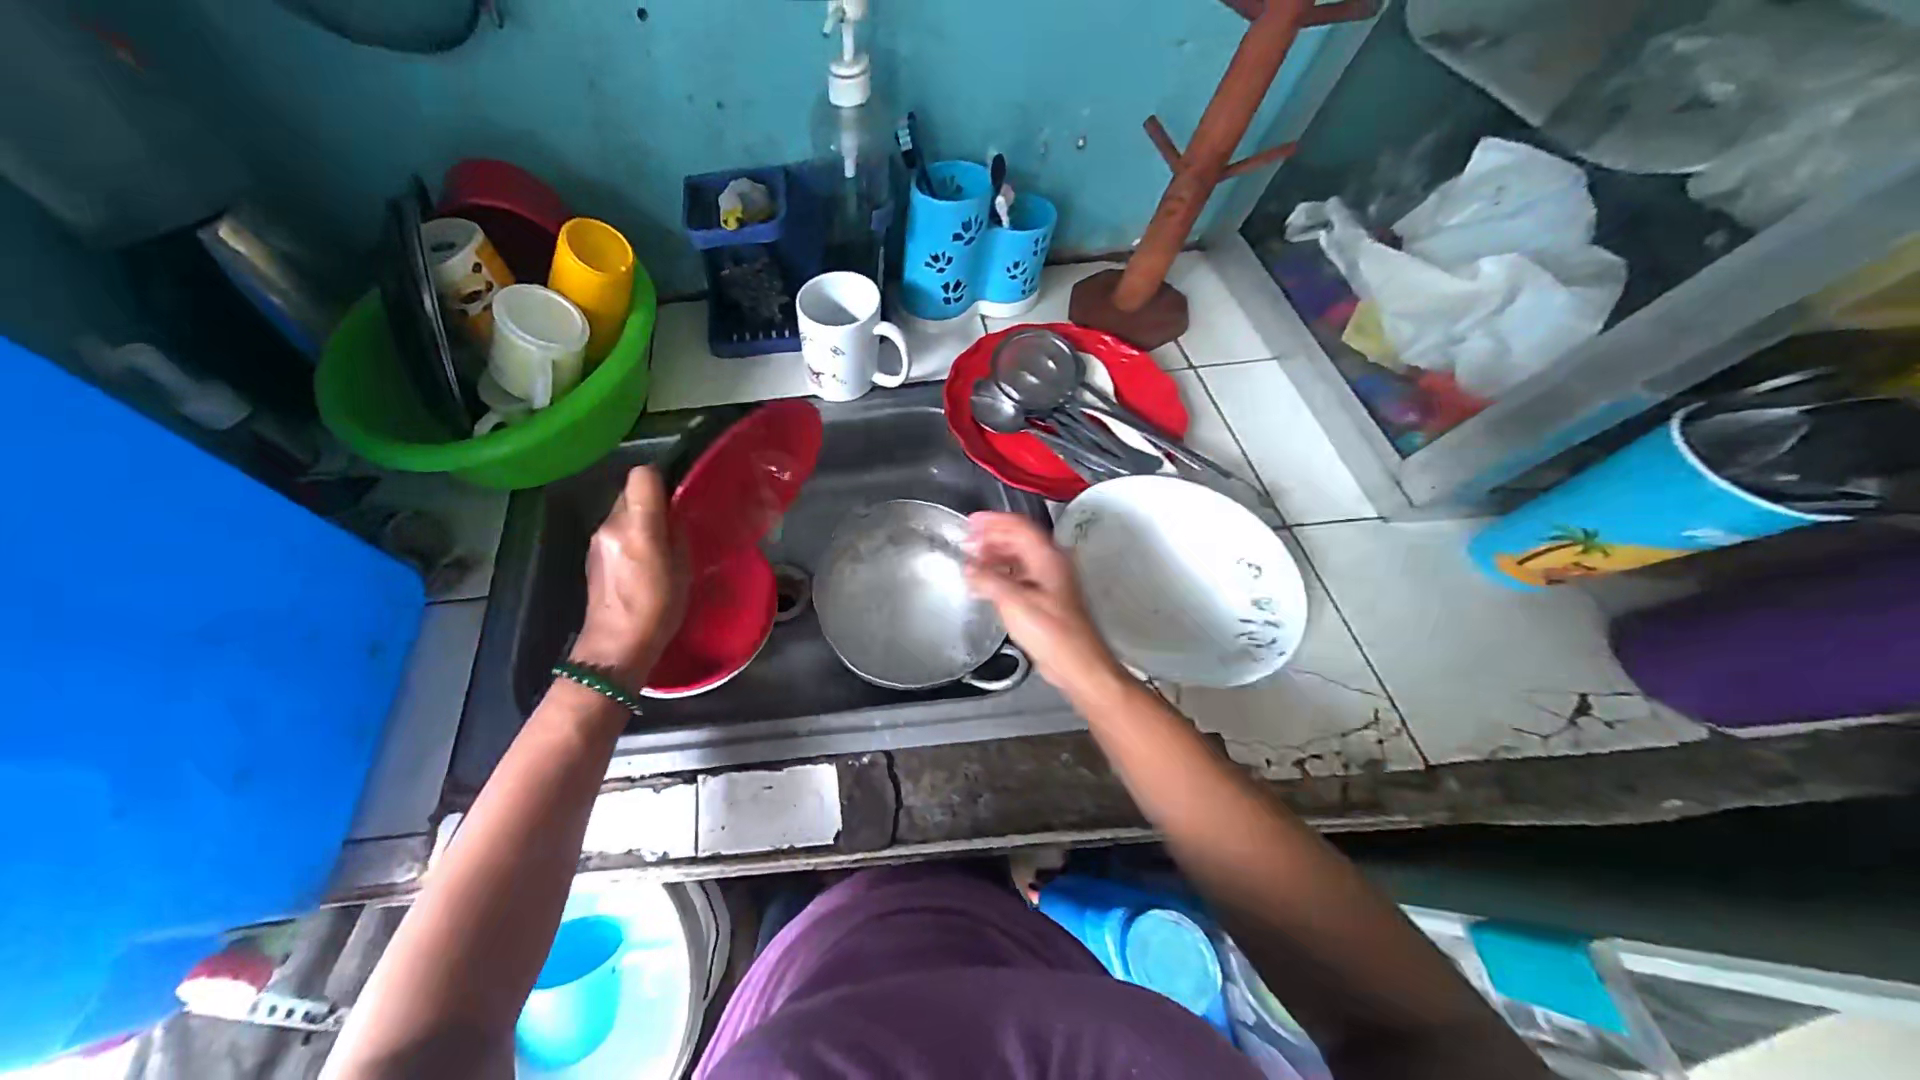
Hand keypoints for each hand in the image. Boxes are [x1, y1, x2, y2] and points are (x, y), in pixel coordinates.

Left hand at [571, 466, 688, 682]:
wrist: (616, 644)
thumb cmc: (658, 609)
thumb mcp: (682, 569)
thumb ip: (676, 532)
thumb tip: (674, 512)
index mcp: (638, 527)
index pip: (642, 475)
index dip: (661, 477)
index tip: (677, 492)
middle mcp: (611, 525)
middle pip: (630, 490)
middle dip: (651, 499)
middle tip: (673, 520)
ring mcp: (597, 539)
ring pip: (621, 510)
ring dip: (640, 517)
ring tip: (659, 543)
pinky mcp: (591, 553)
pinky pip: (614, 529)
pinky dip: (629, 534)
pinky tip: (641, 559)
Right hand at [965, 512, 1121, 691]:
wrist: (1077, 663)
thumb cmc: (1053, 633)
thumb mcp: (1014, 602)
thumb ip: (988, 580)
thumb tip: (969, 567)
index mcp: (1048, 557)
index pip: (1019, 526)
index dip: (994, 520)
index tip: (972, 521)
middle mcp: (1051, 564)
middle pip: (1019, 539)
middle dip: (992, 537)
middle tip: (968, 540)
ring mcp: (1050, 582)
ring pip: (1019, 557)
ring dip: (996, 555)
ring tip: (973, 560)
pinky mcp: (1046, 599)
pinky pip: (1020, 576)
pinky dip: (1002, 573)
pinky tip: (986, 583)